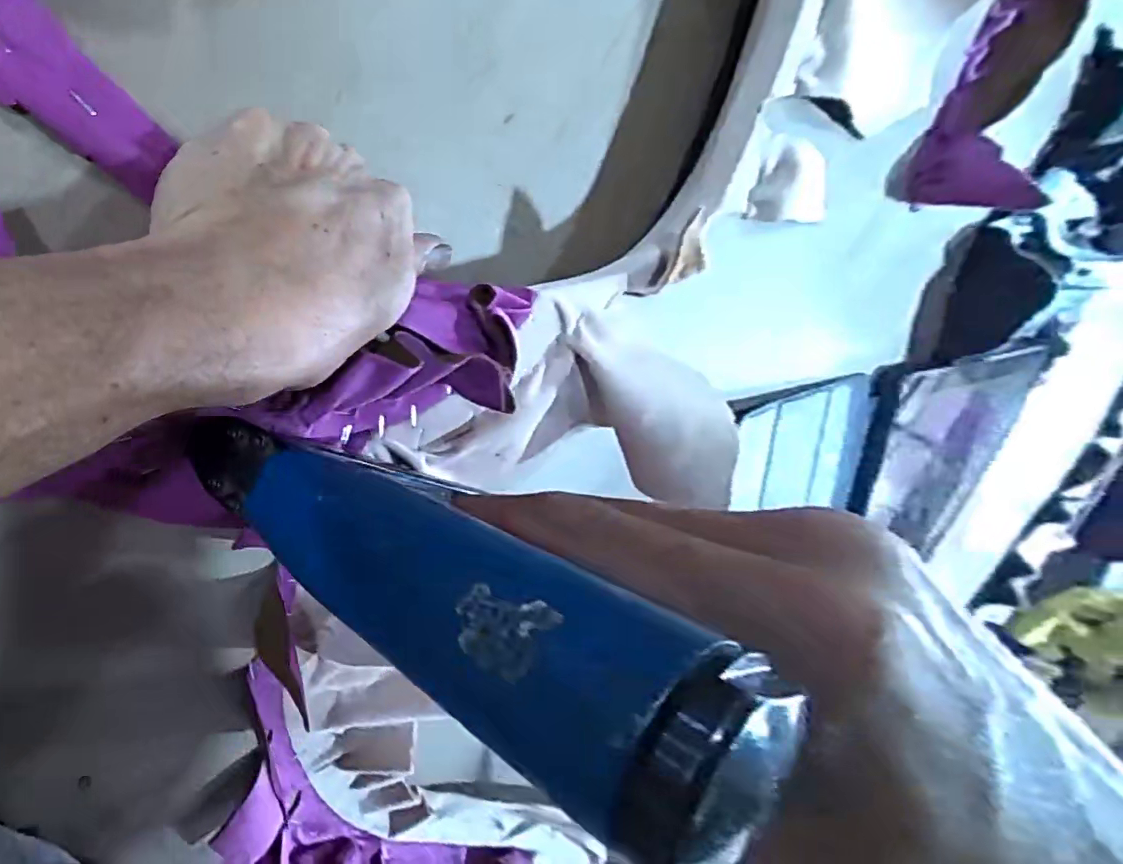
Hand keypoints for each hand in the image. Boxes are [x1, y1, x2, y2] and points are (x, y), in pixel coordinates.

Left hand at [143, 109, 442, 404]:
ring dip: (276, 174)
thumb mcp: (358, 326)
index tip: (311, 263)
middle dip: (311, 202)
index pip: (376, 216)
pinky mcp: (248, 130)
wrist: (209, 312)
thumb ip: (393, 272)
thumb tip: (430, 244)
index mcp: (390, 219)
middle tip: (270, 243)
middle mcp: (355, 174)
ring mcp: (300, 144)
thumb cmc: (285, 343)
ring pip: (297, 149)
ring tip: (235, 216)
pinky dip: (233, 160)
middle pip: (338, 178)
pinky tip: (212, 194)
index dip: (339, 240)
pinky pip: (248, 138)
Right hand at [457, 494, 1122, 863]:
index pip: (616, 540)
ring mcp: (847, 540)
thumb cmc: (904, 860)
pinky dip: (640, 552)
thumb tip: (510, 694)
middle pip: (632, 521)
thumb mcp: (746, 834)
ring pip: (664, 522)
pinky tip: (609, 578)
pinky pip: (705, 536)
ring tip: (522, 563)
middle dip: (540, 531)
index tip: (446, 521)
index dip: (518, 524)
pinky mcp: (850, 549)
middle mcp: (830, 549)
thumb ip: (624, 760)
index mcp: (815, 618)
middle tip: (469, 550)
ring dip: (587, 542)